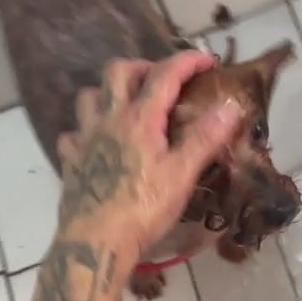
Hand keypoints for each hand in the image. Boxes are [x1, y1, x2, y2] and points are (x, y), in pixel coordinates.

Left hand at [55, 51, 241, 258]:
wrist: (96, 241)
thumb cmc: (143, 210)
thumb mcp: (182, 175)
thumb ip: (205, 138)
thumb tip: (230, 105)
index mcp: (140, 119)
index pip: (164, 75)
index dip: (186, 61)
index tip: (206, 59)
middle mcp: (108, 119)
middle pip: (118, 72)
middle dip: (142, 67)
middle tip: (160, 80)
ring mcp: (85, 139)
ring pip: (88, 97)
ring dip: (107, 93)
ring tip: (125, 106)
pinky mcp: (71, 162)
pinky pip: (73, 135)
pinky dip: (85, 132)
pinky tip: (96, 144)